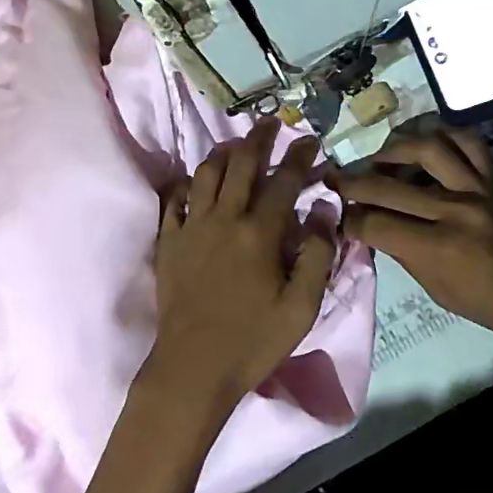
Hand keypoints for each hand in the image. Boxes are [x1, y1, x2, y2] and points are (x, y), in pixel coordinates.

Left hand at [147, 117, 336, 406]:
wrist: (192, 369)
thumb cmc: (253, 340)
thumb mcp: (302, 307)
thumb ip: (317, 256)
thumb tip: (324, 212)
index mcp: (260, 232)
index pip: (284, 181)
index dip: (300, 157)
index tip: (309, 140)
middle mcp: (224, 218)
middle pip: (241, 164)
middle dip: (258, 139)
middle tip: (269, 123)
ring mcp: (191, 227)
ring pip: (205, 173)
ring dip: (222, 153)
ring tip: (234, 145)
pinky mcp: (168, 242)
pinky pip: (175, 200)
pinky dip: (187, 184)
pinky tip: (195, 183)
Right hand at [334, 128, 492, 349]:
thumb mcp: (440, 292)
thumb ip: (405, 255)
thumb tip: (373, 228)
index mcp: (440, 248)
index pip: (376, 224)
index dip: (348, 219)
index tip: (335, 214)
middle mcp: (455, 210)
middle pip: (389, 185)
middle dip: (353, 182)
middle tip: (335, 179)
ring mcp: (479, 187)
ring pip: (427, 147)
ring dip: (394, 148)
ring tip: (381, 157)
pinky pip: (467, 141)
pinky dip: (442, 135)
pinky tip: (426, 143)